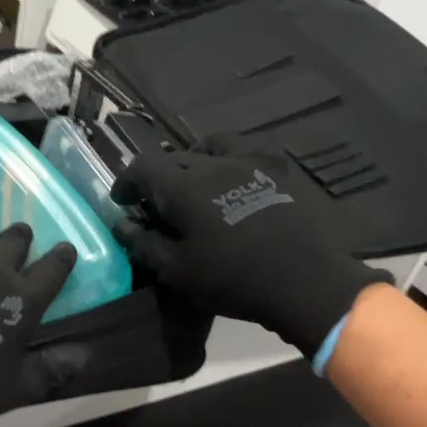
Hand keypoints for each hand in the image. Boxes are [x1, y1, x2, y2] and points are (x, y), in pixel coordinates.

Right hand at [112, 150, 389, 355]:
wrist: (303, 280)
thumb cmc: (231, 279)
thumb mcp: (178, 272)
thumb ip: (145, 244)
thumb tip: (124, 225)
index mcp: (183, 187)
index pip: (143, 167)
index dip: (127, 182)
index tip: (123, 202)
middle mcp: (213, 164)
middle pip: (176, 157)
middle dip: (159, 178)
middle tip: (157, 205)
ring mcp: (250, 163)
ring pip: (212, 146)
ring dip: (196, 160)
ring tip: (197, 185)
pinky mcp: (279, 171)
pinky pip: (247, 152)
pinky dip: (230, 162)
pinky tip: (235, 184)